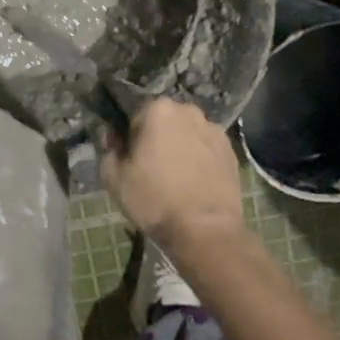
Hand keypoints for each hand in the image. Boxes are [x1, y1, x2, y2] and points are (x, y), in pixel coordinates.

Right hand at [100, 99, 245, 252]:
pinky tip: (194, 183)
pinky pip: (206, 149)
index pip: (135, 115)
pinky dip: (199, 159)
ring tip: (176, 178)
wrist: (205, 230)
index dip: (130, 137)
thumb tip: (114, 140)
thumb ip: (108, 150)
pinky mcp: (231, 151)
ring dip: (180, 147)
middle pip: (165, 121)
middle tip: (151, 168)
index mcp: (159, 110)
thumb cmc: (154, 200)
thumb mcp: (114, 179)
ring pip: (188, 134)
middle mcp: (189, 111)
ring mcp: (215, 130)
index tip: (130, 158)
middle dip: (157, 138)